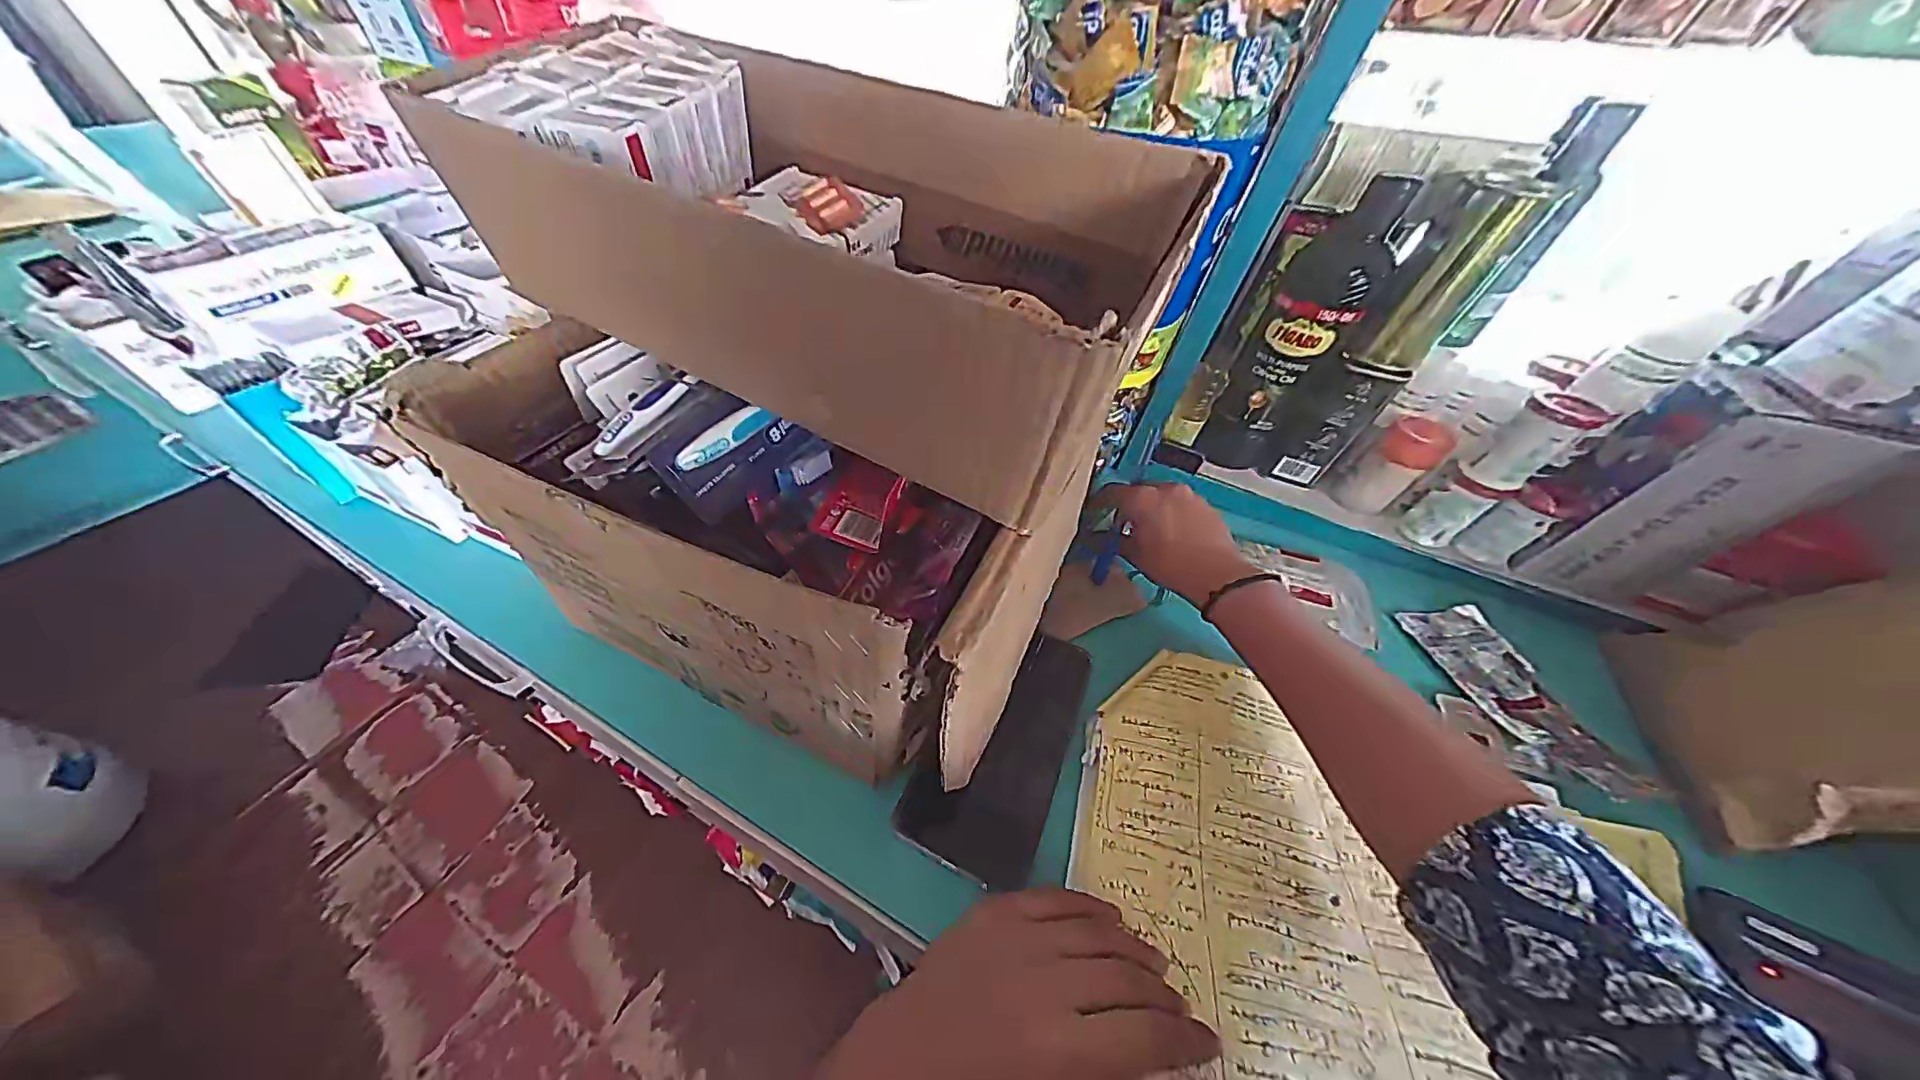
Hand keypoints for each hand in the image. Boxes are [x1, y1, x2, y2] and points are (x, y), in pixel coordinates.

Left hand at [816, 889, 1218, 1079]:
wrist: (900, 1056)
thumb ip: (1102, 1070)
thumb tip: (1150, 1049)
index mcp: (1057, 1050)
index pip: (1145, 1038)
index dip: (1185, 1041)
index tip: (1206, 1041)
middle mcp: (1044, 986)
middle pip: (1127, 981)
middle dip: (1164, 995)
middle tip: (1179, 1005)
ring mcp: (1016, 938)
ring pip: (1098, 933)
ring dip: (1134, 948)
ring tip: (1154, 962)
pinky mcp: (994, 910)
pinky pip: (1055, 898)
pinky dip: (1089, 906)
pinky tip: (1112, 916)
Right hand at [1088, 483, 1254, 607]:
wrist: (1217, 574)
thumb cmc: (1172, 565)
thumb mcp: (1136, 555)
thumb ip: (1114, 542)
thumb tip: (1098, 538)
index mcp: (1142, 498)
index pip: (1112, 492)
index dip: (1099, 503)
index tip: (1095, 513)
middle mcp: (1164, 488)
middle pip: (1137, 490)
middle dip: (1127, 505)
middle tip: (1121, 524)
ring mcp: (1187, 494)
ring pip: (1160, 495)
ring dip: (1150, 507)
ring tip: (1148, 530)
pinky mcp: (1204, 504)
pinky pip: (1179, 502)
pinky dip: (1169, 511)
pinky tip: (1170, 532)